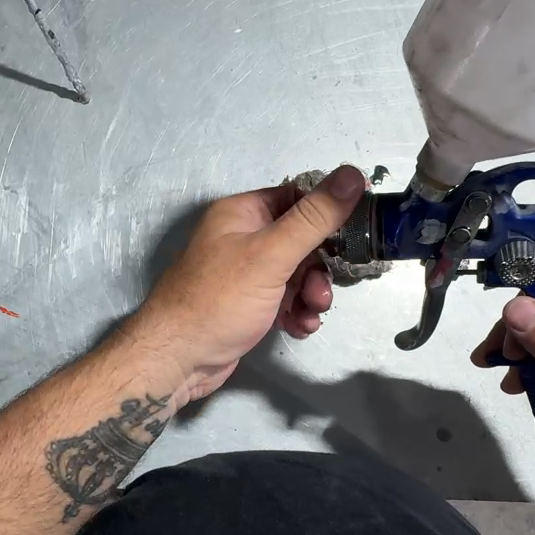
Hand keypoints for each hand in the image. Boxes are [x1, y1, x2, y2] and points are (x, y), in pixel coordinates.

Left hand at [123, 167, 366, 407]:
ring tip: (310, 313)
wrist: (177, 359)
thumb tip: (354, 174)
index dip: (327, 215)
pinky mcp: (248, 305)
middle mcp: (242, 238)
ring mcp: (245, 273)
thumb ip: (315, 218)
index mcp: (242, 213)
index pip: (297, 198)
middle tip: (321, 292)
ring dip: (312, 294)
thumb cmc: (219, 300)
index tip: (357, 234)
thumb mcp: (271, 255)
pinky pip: (286, 299)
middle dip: (319, 268)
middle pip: (301, 241)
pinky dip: (297, 312)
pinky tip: (299, 328)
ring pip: (297, 274)